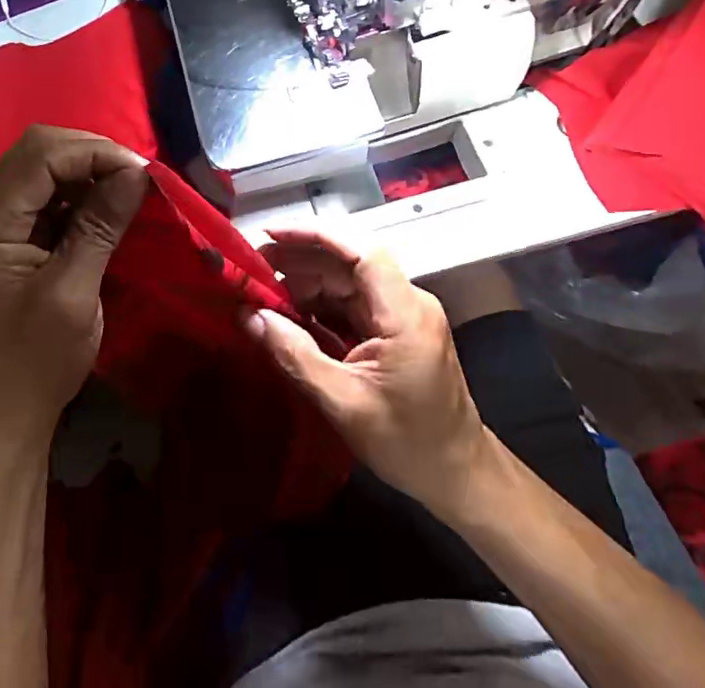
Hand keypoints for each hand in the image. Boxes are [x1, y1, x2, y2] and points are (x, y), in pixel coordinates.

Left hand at [0, 126, 149, 441]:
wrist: (4, 419)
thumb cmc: (37, 364)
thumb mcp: (74, 294)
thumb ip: (100, 226)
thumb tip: (137, 172)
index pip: (37, 158)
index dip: (93, 152)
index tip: (143, 173)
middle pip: (34, 155)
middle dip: (90, 157)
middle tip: (138, 181)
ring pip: (38, 173)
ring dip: (86, 175)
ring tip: (127, 194)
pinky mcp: (2, 246)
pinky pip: (41, 201)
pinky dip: (77, 197)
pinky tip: (104, 213)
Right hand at [245, 229, 491, 514]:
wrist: (455, 469)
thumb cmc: (408, 442)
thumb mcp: (344, 403)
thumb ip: (295, 355)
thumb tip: (250, 316)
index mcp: (405, 313)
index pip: (361, 251)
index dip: (314, 236)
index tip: (270, 236)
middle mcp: (409, 302)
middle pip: (351, 263)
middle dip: (300, 260)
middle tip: (251, 269)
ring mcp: (405, 314)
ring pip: (350, 281)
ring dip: (307, 282)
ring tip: (261, 290)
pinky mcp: (397, 329)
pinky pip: (355, 304)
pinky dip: (322, 304)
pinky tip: (289, 312)